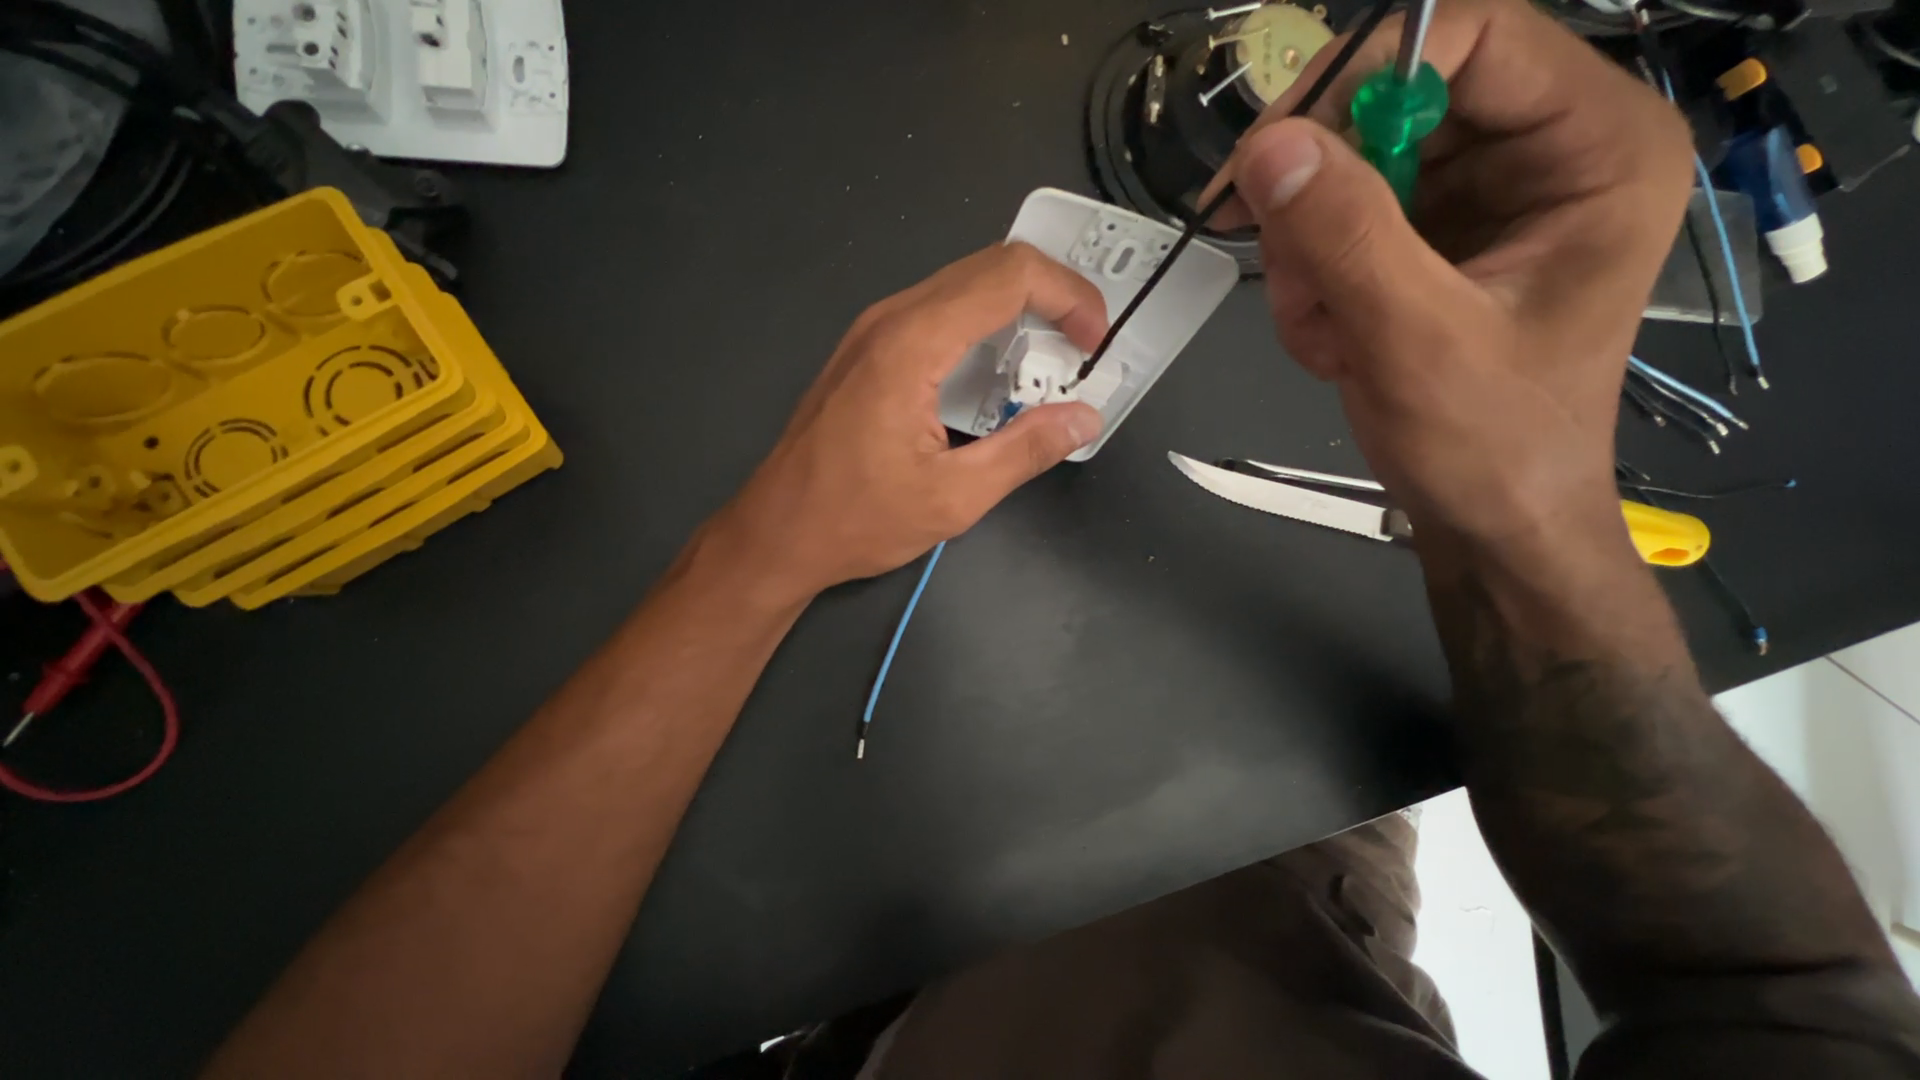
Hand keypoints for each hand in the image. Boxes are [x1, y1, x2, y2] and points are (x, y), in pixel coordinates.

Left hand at [707, 243, 1107, 598]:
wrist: (775, 533)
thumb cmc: (856, 520)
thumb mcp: (953, 498)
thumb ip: (1026, 451)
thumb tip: (1084, 419)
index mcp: (911, 345)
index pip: (1008, 277)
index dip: (1068, 297)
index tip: (1095, 344)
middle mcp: (889, 320)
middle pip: (988, 267)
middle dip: (1051, 295)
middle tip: (1083, 349)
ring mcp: (871, 330)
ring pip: (962, 285)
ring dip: (1016, 310)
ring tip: (1049, 363)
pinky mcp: (866, 349)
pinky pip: (936, 311)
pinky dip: (981, 326)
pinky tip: (995, 373)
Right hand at [1213, 0, 1692, 557]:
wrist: (1493, 520)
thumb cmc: (1490, 444)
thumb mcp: (1416, 339)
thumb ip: (1346, 236)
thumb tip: (1267, 146)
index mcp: (1596, 149)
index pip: (1474, 38)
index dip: (1362, 78)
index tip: (1272, 156)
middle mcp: (1545, 153)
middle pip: (1397, 105)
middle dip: (1322, 199)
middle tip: (1290, 278)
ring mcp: (1485, 196)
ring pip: (1353, 170)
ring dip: (1310, 254)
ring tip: (1324, 334)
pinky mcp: (1438, 236)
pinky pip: (1344, 221)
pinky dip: (1316, 280)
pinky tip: (1334, 341)